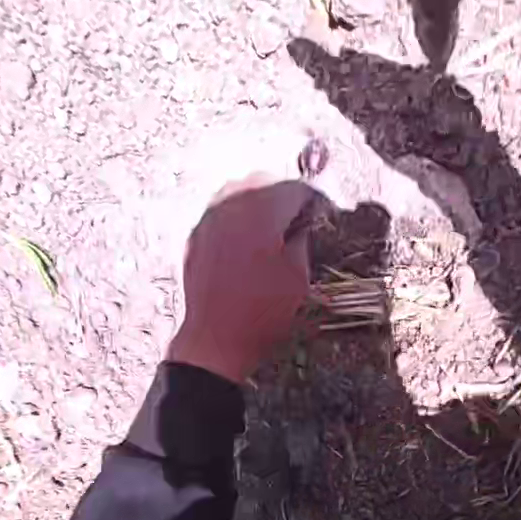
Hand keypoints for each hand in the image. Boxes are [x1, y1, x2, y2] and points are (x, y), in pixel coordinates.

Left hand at [168, 178, 315, 383]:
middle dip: (285, 195)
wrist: (217, 338)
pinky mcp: (197, 235)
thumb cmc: (263, 311)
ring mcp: (209, 219)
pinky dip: (239, 218)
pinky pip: (222, 212)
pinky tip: (250, 240)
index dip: (315, 201)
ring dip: (260, 203)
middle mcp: (231, 206)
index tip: (323, 213)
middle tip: (301, 218)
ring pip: (239, 192)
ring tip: (275, 227)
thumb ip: (303, 240)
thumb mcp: (298, 277)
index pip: (295, 189)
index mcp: (261, 212)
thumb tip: (303, 223)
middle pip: (264, 181)